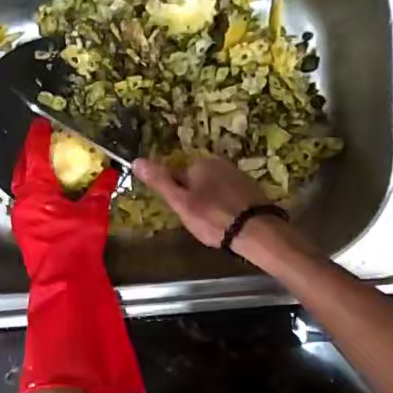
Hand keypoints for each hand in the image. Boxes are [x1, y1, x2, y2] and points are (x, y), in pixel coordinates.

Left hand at [11, 119, 118, 270]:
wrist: (65, 282)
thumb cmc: (77, 245)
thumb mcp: (94, 212)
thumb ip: (101, 189)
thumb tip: (111, 172)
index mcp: (37, 190)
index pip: (35, 155)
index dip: (38, 137)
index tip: (41, 124)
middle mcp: (23, 201)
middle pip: (21, 168)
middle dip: (29, 153)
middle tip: (39, 141)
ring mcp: (20, 217)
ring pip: (21, 186)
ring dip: (30, 172)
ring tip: (43, 164)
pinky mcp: (24, 231)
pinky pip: (25, 202)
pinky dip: (33, 191)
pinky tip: (46, 193)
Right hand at [132, 155, 272, 248]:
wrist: (257, 231)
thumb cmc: (214, 219)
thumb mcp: (181, 203)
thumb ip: (160, 181)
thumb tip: (136, 160)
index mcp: (199, 163)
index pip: (177, 176)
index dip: (177, 197)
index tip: (184, 214)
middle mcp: (219, 162)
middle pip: (196, 181)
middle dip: (194, 198)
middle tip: (199, 221)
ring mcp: (237, 174)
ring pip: (213, 188)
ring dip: (210, 202)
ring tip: (215, 223)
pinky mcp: (250, 187)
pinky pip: (229, 194)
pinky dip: (226, 205)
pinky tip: (229, 220)